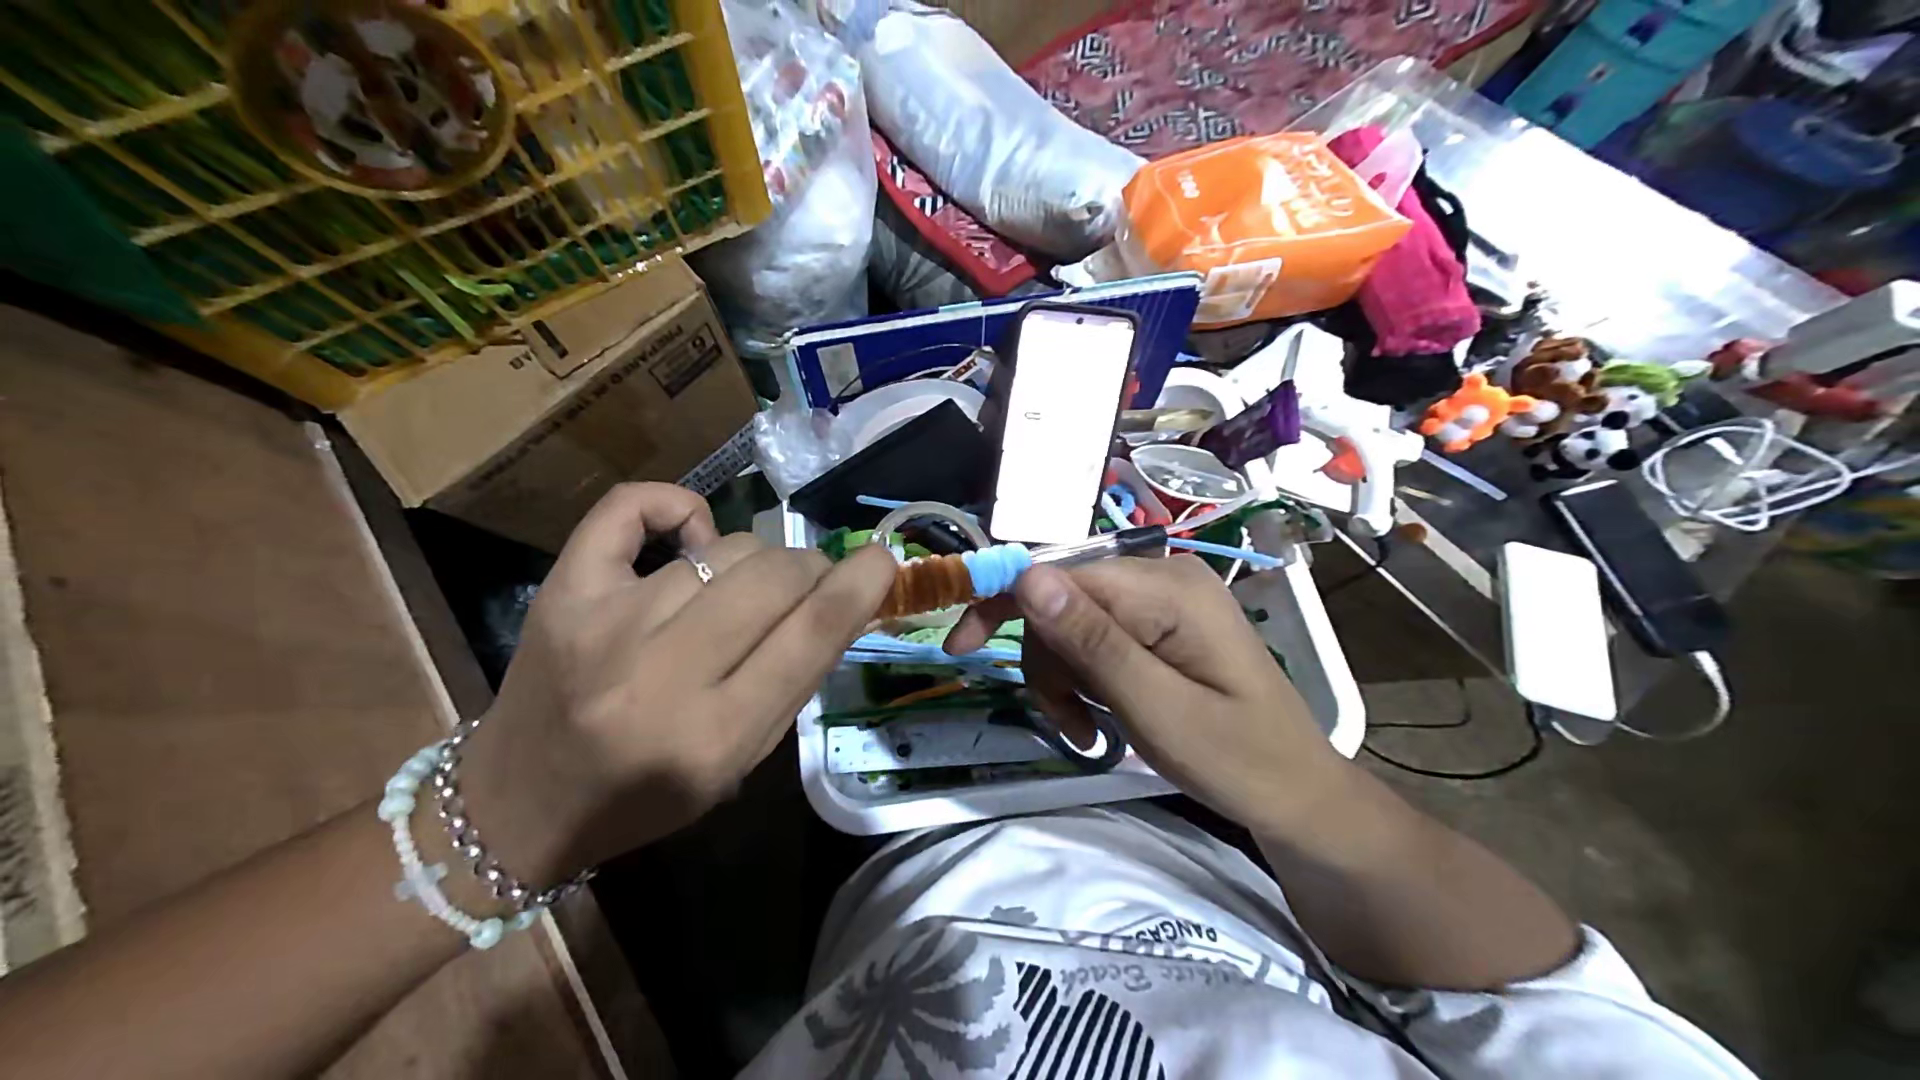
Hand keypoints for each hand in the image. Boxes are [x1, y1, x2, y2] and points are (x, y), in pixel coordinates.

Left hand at [455, 484, 896, 885]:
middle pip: (772, 577)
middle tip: (806, 583)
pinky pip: (631, 508)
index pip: (810, 635)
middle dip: (809, 569)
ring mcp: (606, 624)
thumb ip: (793, 681)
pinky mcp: (564, 591)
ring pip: (722, 548)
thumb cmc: (648, 795)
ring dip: (753, 560)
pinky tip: (693, 530)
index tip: (880, 560)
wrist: (520, 801)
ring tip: (741, 587)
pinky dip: (677, 505)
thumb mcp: (740, 759)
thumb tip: (838, 598)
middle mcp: (660, 675)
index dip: (860, 586)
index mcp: (713, 736)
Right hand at [944, 555, 1347, 830]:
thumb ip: (1092, 640)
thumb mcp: (1157, 708)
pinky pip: (1095, 637)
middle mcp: (1163, 576)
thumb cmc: (1237, 759)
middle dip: (1047, 660)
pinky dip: (1083, 679)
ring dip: (1063, 678)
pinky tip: (1097, 719)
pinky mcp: (1159, 624)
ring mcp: (1162, 600)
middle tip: (1065, 722)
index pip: (1063, 573)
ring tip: (1087, 730)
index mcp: (1169, 587)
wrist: (1296, 794)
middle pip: (1062, 598)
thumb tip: (1026, 575)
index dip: (1005, 602)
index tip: (961, 648)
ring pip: (1071, 622)